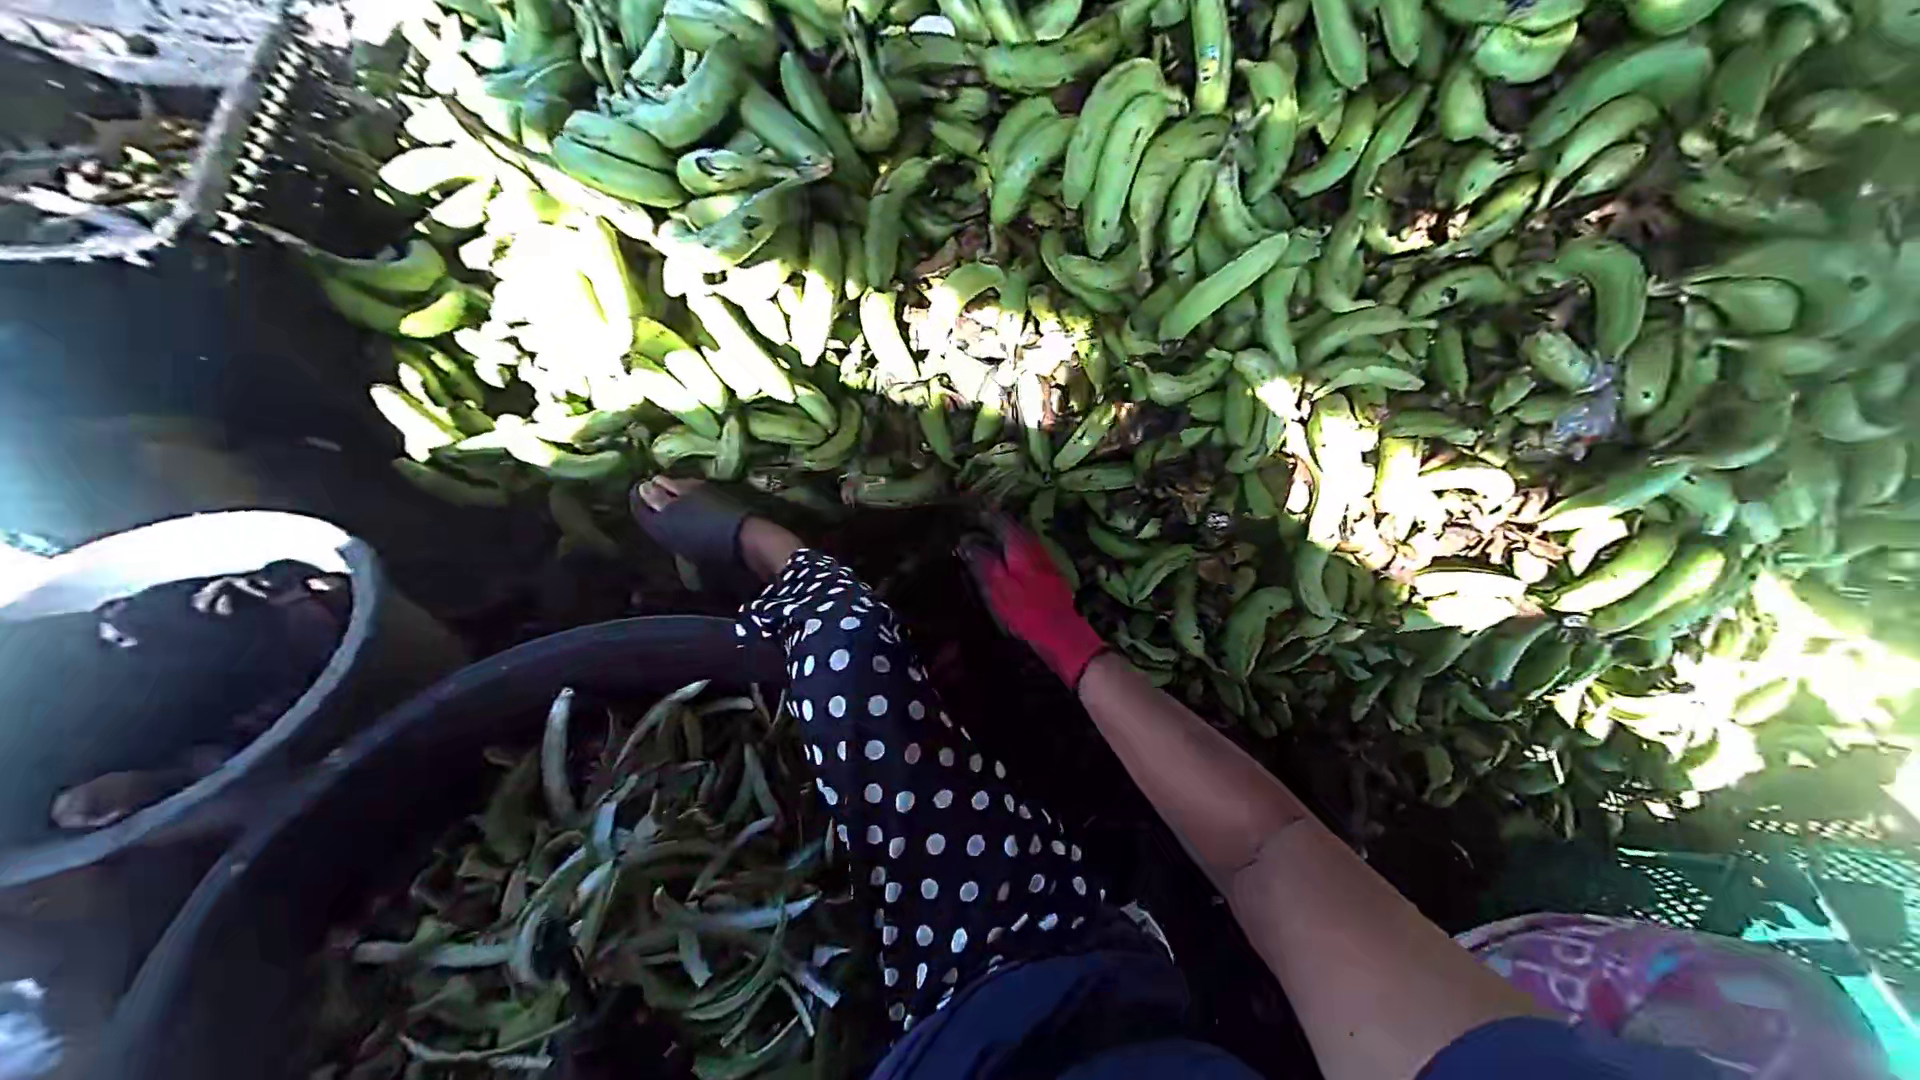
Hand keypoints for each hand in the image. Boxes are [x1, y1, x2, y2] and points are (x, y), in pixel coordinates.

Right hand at [960, 516, 1106, 687]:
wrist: (1061, 632)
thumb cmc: (1026, 610)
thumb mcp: (998, 587)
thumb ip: (983, 562)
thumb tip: (966, 542)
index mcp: (1020, 546)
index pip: (1001, 520)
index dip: (985, 516)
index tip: (970, 515)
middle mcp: (1035, 546)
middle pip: (1013, 528)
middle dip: (995, 525)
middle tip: (975, 525)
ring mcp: (1045, 558)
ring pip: (1021, 539)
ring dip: (1005, 537)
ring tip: (986, 540)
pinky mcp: (1049, 572)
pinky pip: (1027, 551)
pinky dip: (1013, 550)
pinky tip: (1006, 560)